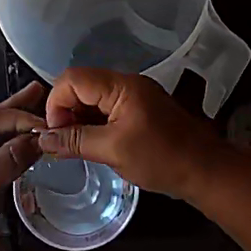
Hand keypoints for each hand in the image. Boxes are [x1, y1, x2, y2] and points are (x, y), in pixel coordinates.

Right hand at [37, 68, 226, 197]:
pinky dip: (94, 126)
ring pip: (92, 100)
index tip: (56, 133)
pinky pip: (107, 111)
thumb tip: (43, 139)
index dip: (56, 104)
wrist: (206, 171)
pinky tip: (92, 146)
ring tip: (75, 148)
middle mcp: (127, 85)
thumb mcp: (113, 151)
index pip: (72, 79)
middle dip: (65, 113)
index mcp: (122, 87)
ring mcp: (135, 97)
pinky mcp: (140, 111)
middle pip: (80, 87)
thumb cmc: (162, 159)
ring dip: (78, 121)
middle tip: (63, 143)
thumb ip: (75, 141)